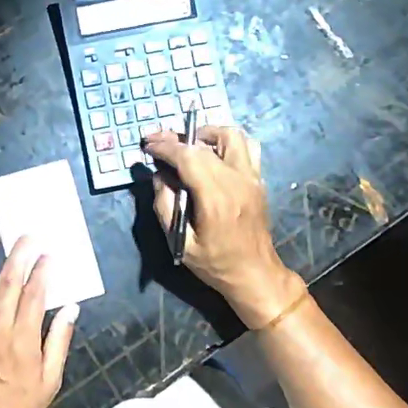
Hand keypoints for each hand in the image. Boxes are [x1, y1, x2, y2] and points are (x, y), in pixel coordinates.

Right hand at [143, 125, 305, 327]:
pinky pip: (248, 147)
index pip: (188, 157)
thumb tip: (160, 176)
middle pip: (205, 144)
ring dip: (208, 134)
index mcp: (216, 198)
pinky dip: (228, 143)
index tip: (149, 145)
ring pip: (232, 136)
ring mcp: (251, 178)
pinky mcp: (258, 180)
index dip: (166, 147)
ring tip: (190, 143)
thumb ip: (165, 206)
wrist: (255, 274)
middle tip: (160, 142)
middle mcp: (236, 181)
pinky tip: (214, 153)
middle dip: (178, 139)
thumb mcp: (180, 241)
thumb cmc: (216, 263)